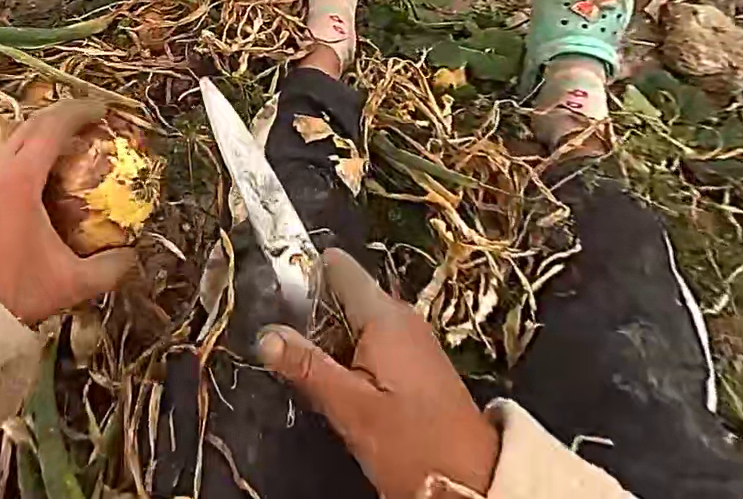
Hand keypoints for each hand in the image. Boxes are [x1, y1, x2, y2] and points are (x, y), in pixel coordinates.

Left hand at [0, 99, 137, 325]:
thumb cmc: (12, 291)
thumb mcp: (69, 283)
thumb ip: (108, 270)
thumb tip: (134, 258)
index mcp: (21, 180)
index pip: (52, 129)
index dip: (79, 112)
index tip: (102, 109)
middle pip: (30, 124)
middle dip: (61, 114)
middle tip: (88, 118)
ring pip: (11, 137)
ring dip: (39, 130)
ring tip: (64, 139)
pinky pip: (1, 155)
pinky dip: (23, 148)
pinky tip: (37, 170)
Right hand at [258, 249, 499, 498]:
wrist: (478, 486)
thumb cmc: (414, 444)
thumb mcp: (353, 409)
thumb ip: (308, 367)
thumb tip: (264, 334)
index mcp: (383, 314)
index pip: (337, 266)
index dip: (303, 272)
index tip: (275, 296)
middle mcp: (398, 313)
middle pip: (343, 292)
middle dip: (311, 311)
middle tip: (285, 343)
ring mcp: (410, 335)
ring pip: (355, 317)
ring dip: (329, 336)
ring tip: (305, 365)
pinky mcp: (415, 359)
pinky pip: (372, 338)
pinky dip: (350, 351)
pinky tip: (339, 382)